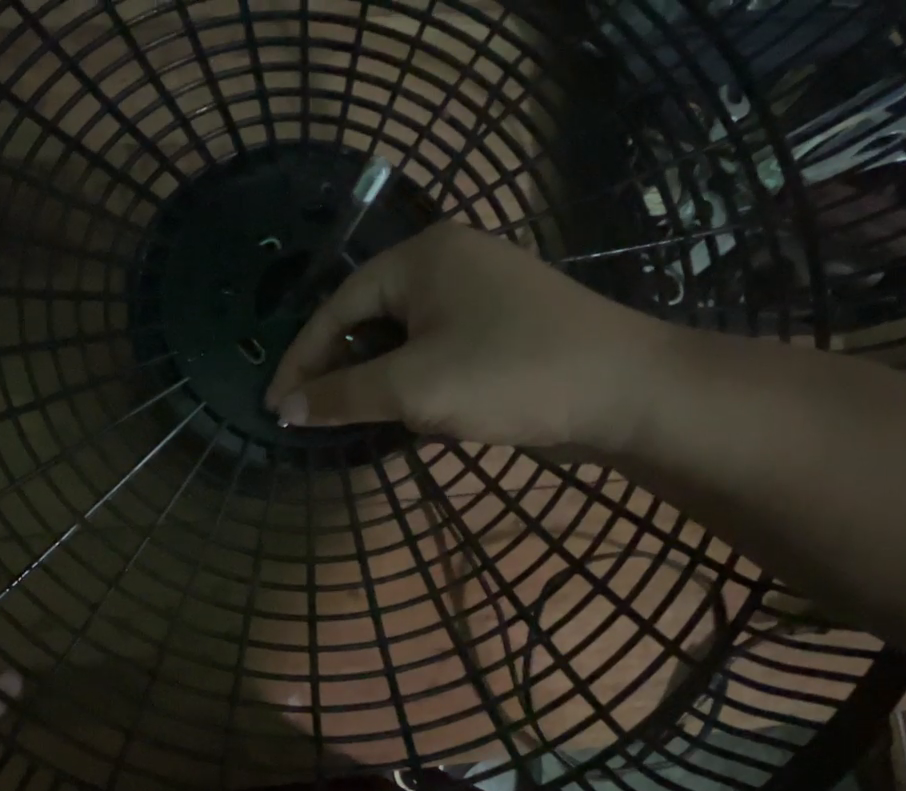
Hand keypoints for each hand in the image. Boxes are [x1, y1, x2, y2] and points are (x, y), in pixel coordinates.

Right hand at [263, 223, 676, 450]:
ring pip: (400, 337)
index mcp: (423, 257)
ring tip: (346, 419)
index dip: (301, 358)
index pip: (337, 305)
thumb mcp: (414, 388)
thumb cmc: (512, 375)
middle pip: (367, 317)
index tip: (276, 405)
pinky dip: (408, 380)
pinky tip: (398, 413)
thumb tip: (285, 409)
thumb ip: (342, 395)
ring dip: (371, 378)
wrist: (629, 393)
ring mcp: (478, 294)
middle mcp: (447, 263)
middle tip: (308, 415)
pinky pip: (433, 350)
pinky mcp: (501, 328)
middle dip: (336, 368)